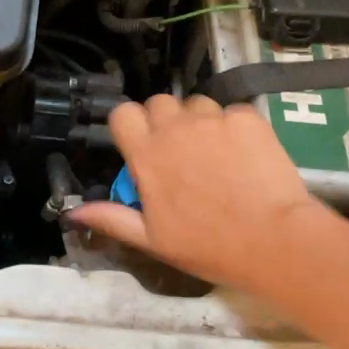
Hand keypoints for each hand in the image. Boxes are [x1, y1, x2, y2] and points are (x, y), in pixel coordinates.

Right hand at [69, 95, 327, 297]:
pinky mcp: (247, 118)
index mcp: (147, 155)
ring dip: (198, 122)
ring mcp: (214, 119)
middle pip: (158, 103)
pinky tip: (245, 155)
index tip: (140, 144)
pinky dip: (234, 128)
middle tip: (178, 151)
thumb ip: (112, 218)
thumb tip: (74, 211)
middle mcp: (176, 128)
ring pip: (197, 104)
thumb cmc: (209, 246)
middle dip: (163, 121)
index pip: (122, 113)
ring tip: (214, 152)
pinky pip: (232, 112)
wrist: (275, 240)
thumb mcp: (153, 240)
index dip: (129, 125)